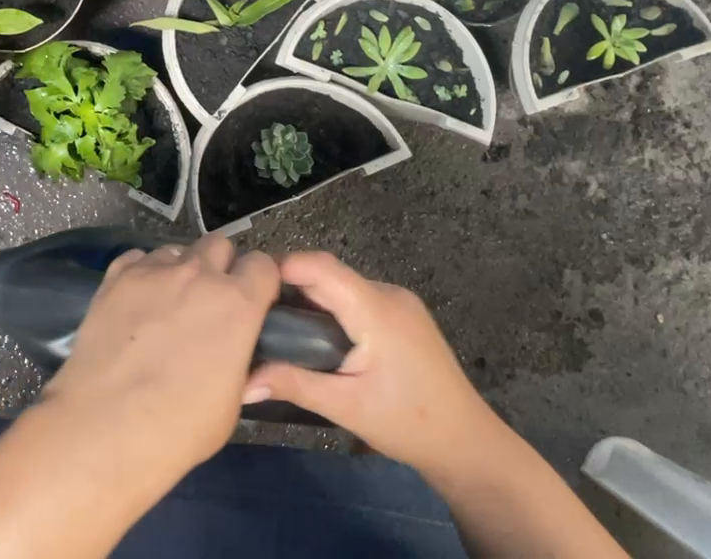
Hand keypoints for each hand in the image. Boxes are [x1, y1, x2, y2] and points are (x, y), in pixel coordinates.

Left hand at [38, 234, 279, 484]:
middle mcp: (197, 274)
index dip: (260, 281)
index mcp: (237, 303)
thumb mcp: (231, 404)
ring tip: (169, 303)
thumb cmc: (179, 427)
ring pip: (177, 251)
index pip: (263, 265)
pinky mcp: (115, 277)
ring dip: (181, 270)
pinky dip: (144, 273)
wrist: (105, 425)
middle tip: (211, 301)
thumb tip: (240, 357)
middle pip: (219, 245)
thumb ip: (241, 366)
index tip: (253, 301)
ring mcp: (152, 271)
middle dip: (221, 266)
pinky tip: (138, 301)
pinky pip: (138, 258)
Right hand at [247, 252, 497, 474]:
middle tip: (252, 311)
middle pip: (328, 273)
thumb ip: (293, 384)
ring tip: (274, 324)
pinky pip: (355, 296)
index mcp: (376, 309)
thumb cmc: (409, 424)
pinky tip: (310, 334)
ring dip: (308, 297)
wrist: (468, 444)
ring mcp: (398, 302)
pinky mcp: (401, 313)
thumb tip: (241, 382)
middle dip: (288, 285)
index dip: (281, 267)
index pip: (321, 267)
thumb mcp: (347, 406)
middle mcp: (388, 294)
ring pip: (340, 284)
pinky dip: (329, 307)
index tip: (248, 286)